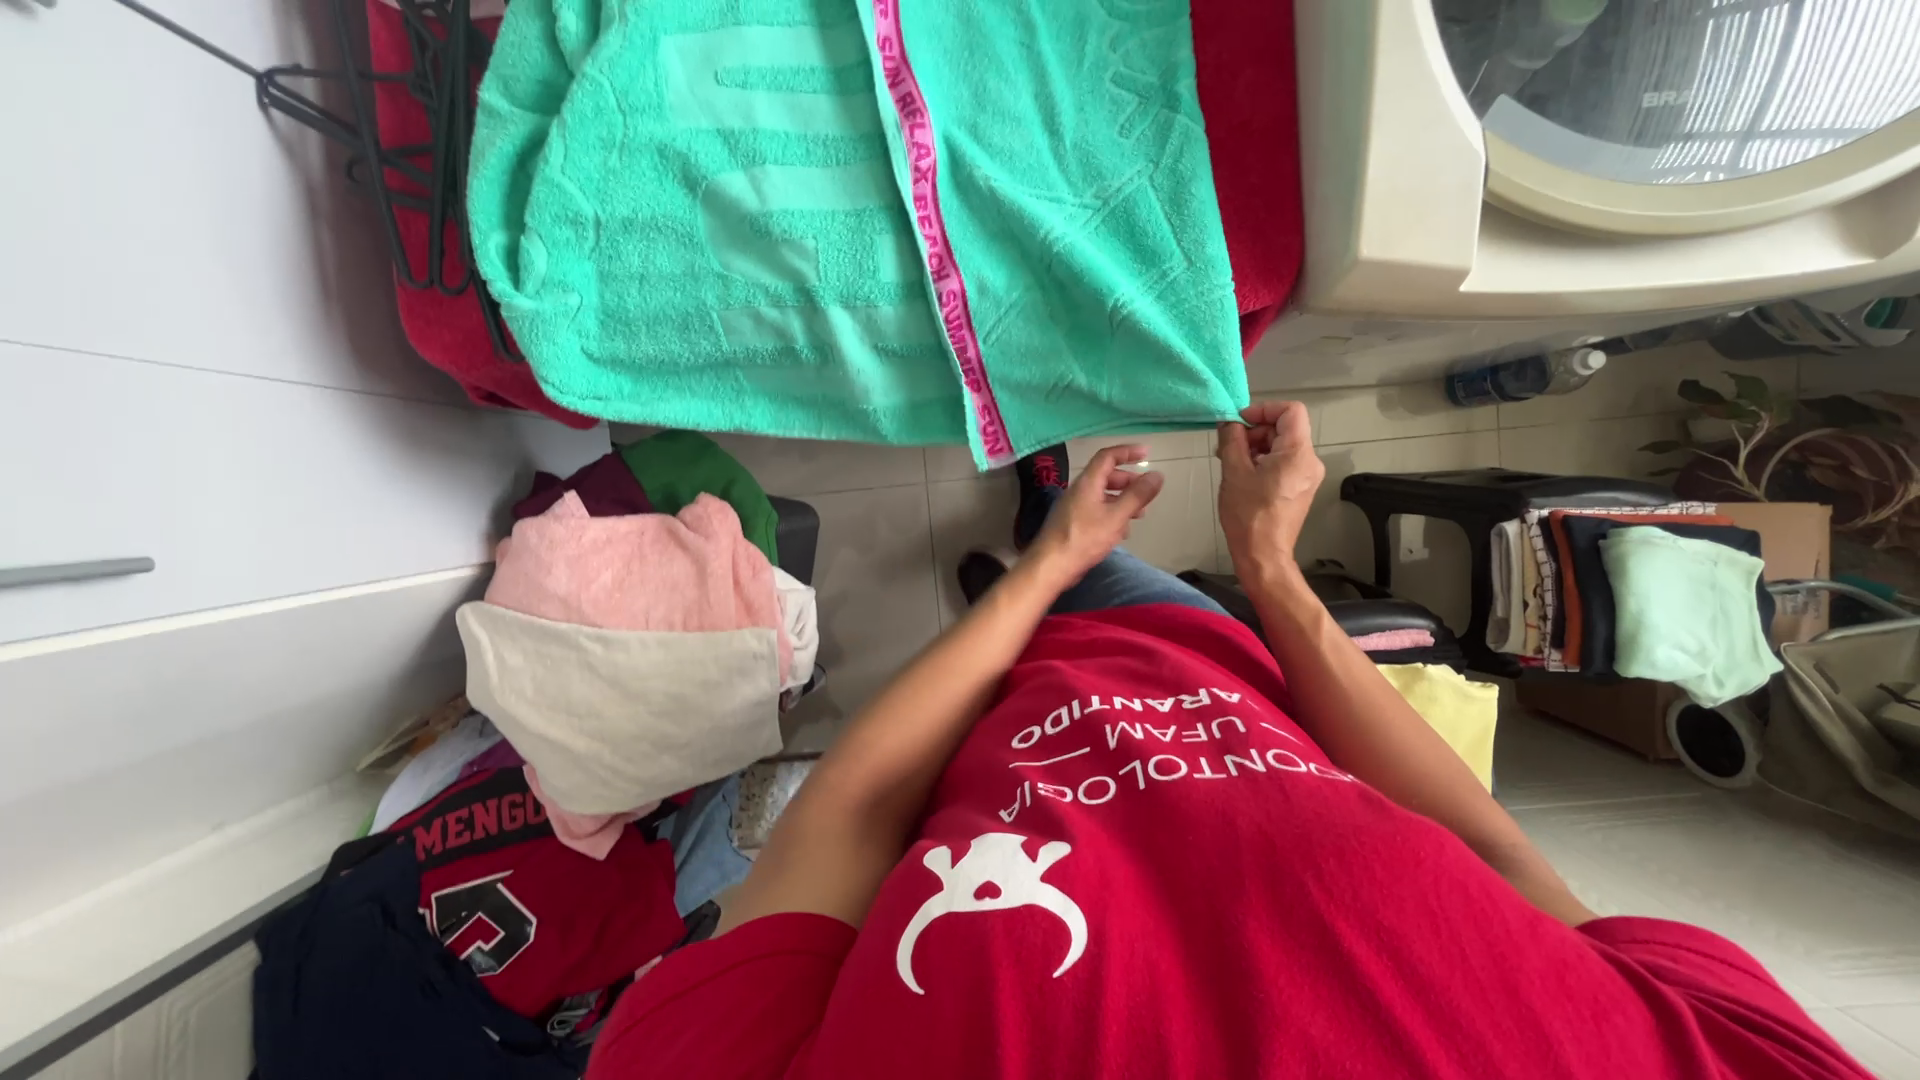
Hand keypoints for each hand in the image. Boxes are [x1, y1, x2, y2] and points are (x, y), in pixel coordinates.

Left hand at [1024, 444, 1163, 588]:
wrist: (1050, 566)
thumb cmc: (1084, 539)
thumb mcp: (1116, 516)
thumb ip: (1137, 496)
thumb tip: (1157, 474)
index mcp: (1087, 483)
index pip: (1107, 456)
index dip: (1127, 452)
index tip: (1146, 453)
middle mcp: (1079, 491)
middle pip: (1106, 476)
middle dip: (1128, 481)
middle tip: (1146, 491)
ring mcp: (1074, 508)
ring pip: (1102, 496)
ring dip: (1122, 500)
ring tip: (1140, 514)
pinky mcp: (1073, 524)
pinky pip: (1096, 511)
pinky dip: (1112, 515)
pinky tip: (1121, 532)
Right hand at [1217, 402, 1324, 577]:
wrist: (1263, 554)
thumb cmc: (1248, 514)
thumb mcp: (1234, 472)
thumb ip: (1232, 440)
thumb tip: (1229, 422)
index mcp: (1298, 453)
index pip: (1291, 411)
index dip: (1263, 409)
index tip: (1239, 422)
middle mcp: (1310, 461)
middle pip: (1285, 429)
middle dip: (1255, 431)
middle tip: (1228, 446)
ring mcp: (1308, 476)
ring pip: (1283, 446)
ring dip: (1257, 447)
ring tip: (1231, 462)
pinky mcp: (1301, 488)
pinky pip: (1284, 463)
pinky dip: (1264, 461)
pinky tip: (1243, 475)